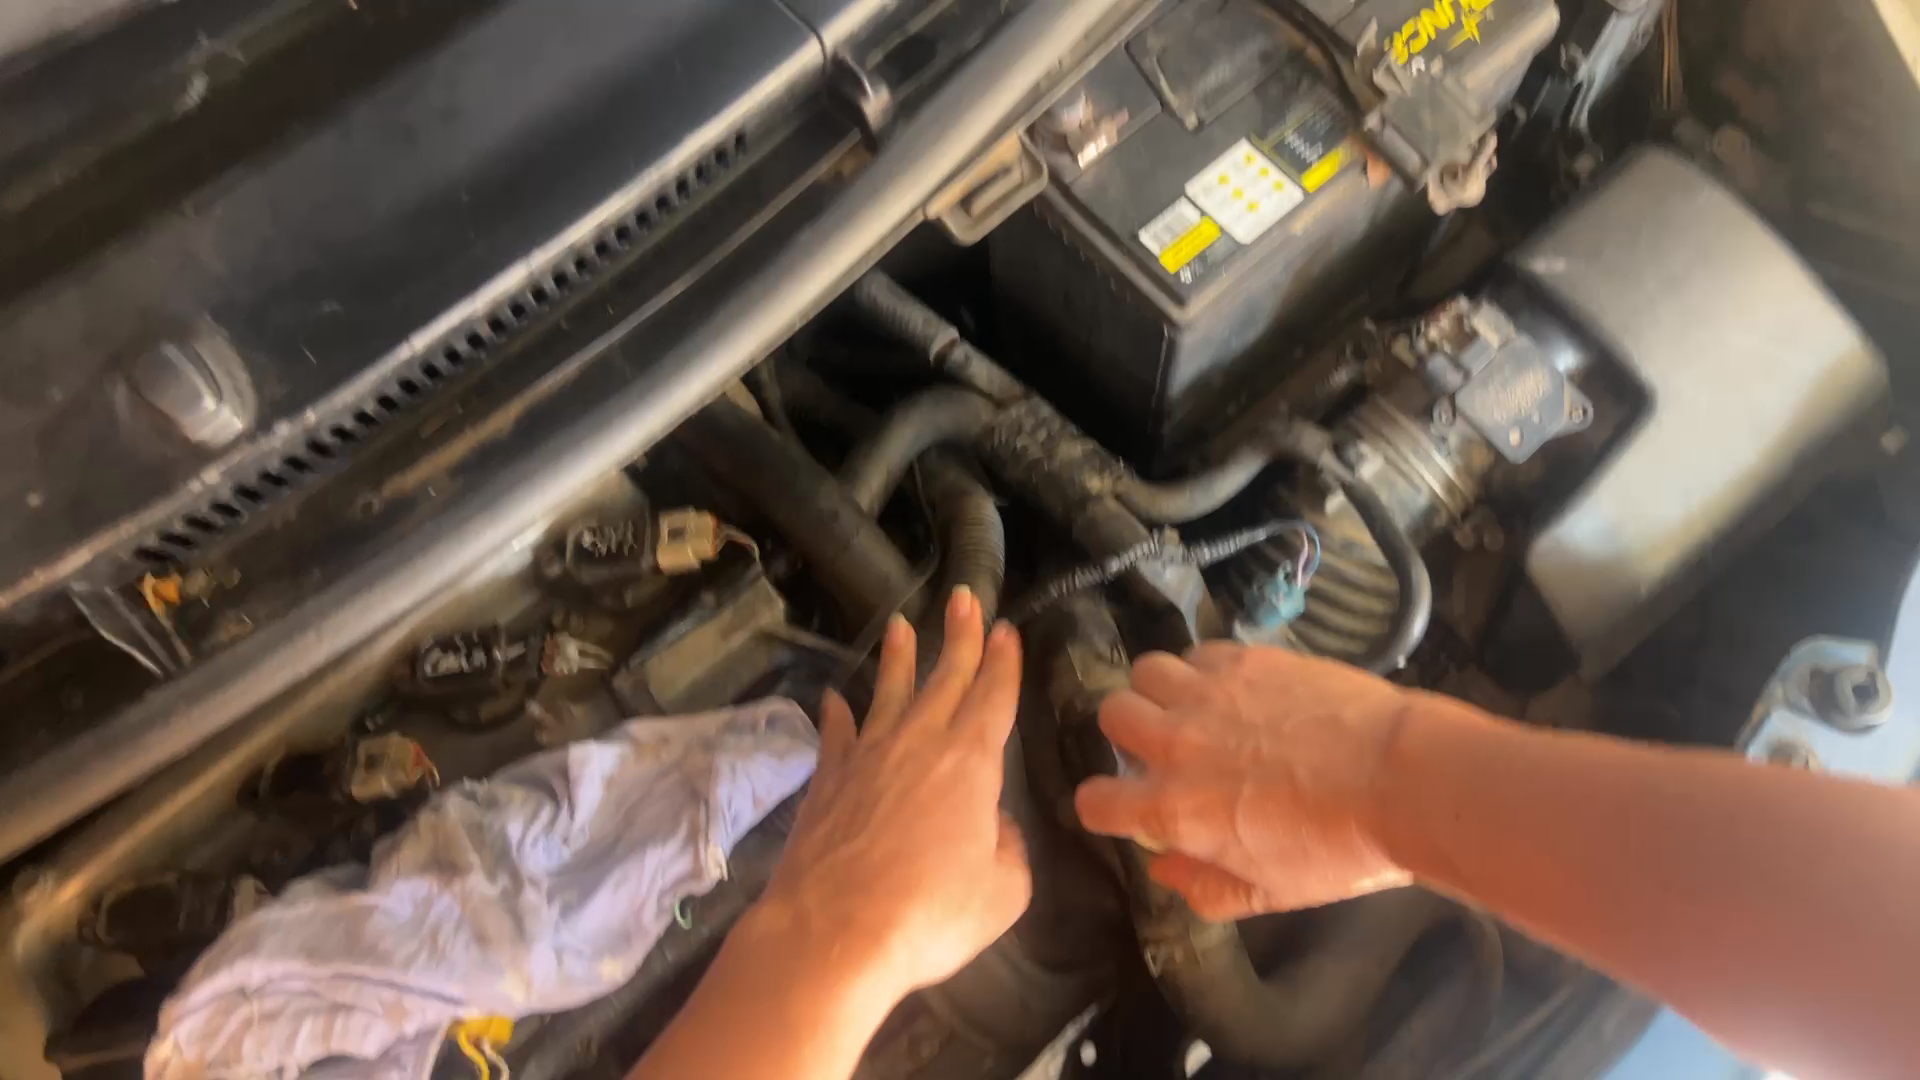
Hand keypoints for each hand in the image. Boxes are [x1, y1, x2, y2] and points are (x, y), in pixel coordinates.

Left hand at [756, 586, 1031, 1006]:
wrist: (833, 933)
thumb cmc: (930, 912)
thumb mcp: (1003, 892)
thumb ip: (1010, 848)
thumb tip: (995, 826)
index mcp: (970, 761)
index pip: (993, 696)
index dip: (1002, 661)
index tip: (1005, 628)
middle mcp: (921, 742)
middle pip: (946, 677)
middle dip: (960, 635)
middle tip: (964, 597)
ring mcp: (870, 754)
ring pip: (890, 691)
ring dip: (899, 656)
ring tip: (900, 622)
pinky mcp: (830, 776)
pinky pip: (836, 734)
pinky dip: (836, 715)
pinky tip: (832, 699)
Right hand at [1074, 643, 1415, 917]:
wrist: (1402, 779)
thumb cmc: (1340, 848)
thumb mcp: (1271, 892)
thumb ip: (1205, 888)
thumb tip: (1161, 868)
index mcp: (1173, 808)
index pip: (1094, 800)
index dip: (1101, 805)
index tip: (1123, 804)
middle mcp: (1174, 742)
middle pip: (1110, 713)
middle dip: (1127, 730)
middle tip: (1164, 743)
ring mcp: (1204, 693)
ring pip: (1145, 671)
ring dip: (1161, 690)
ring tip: (1195, 704)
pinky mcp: (1240, 660)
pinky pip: (1197, 652)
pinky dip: (1205, 669)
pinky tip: (1236, 687)